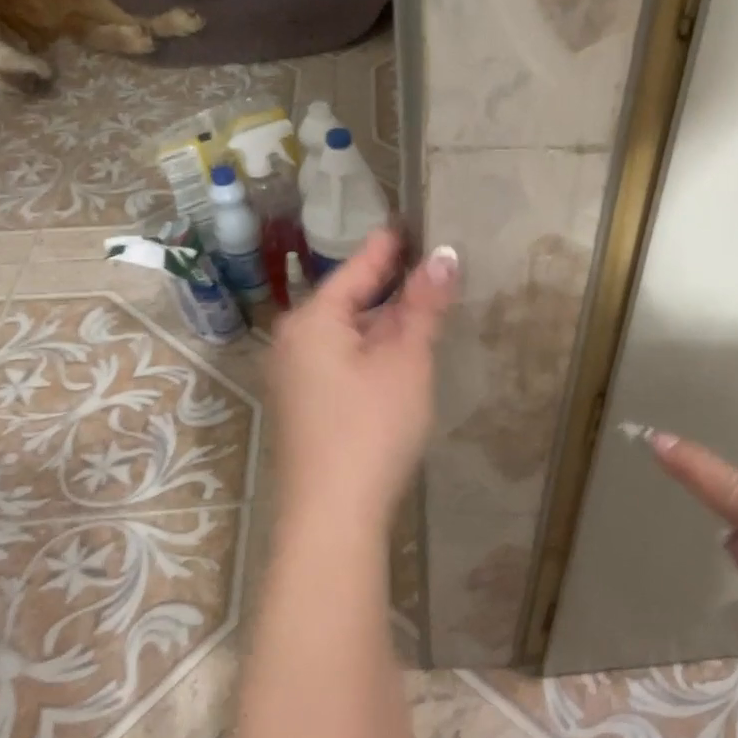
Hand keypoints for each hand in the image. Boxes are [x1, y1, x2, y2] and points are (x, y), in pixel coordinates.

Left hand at [269, 230, 457, 529]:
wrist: (331, 515)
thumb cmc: (371, 428)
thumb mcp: (406, 361)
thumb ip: (424, 306)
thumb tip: (445, 255)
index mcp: (312, 320)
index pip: (357, 269)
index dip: (388, 247)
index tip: (410, 222)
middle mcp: (292, 341)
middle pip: (347, 302)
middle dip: (387, 288)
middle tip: (427, 268)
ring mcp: (292, 377)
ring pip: (343, 335)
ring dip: (380, 323)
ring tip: (420, 309)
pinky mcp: (302, 409)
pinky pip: (337, 362)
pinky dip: (367, 352)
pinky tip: (393, 359)